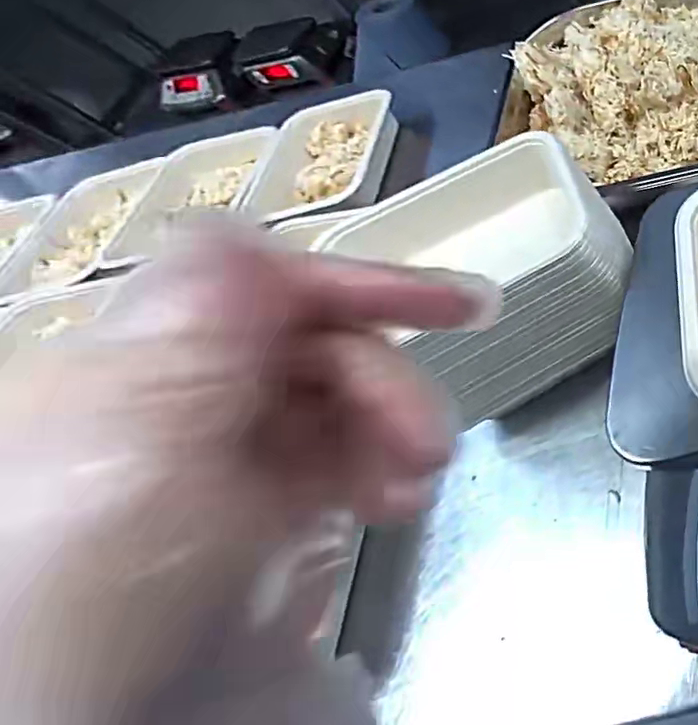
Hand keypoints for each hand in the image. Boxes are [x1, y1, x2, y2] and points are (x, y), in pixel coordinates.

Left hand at [0, 228, 495, 723]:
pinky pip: (362, 443)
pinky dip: (396, 461)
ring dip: (405, 425)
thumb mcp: (137, 470)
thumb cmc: (105, 602)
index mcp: (135, 374)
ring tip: (414, 484)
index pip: (267, 285)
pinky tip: (399, 498)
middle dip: (395, 382)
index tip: (461, 304)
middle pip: (328, 343)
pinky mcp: (284, 497)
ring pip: (357, 391)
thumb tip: (231, 226)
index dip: (366, 284)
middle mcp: (188, 400)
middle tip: (432, 443)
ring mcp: (240, 451)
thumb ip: (185, 345)